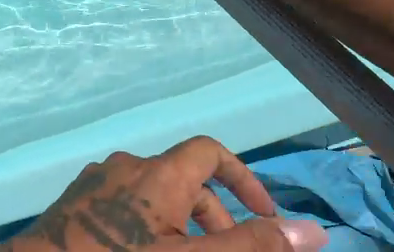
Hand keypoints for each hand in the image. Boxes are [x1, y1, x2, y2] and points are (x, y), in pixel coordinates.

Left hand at [1, 137, 327, 250]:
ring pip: (155, 195)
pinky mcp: (80, 199)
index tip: (269, 219)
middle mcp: (126, 166)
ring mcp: (98, 180)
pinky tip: (153, 251)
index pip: (208, 151)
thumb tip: (313, 230)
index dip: (244, 179)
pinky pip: (128, 204)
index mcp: (156, 173)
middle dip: (219, 218)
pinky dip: (153, 225)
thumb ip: (252, 244)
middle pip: (185, 179)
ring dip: (186, 225)